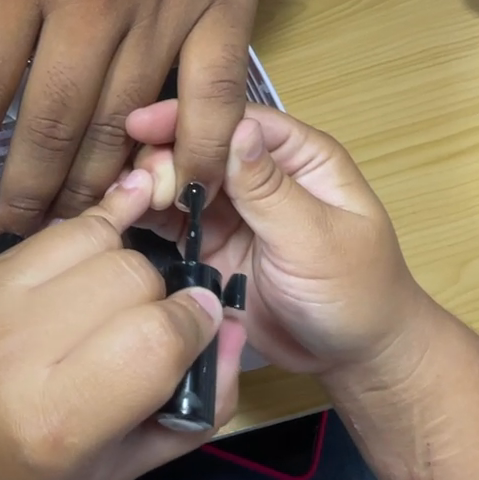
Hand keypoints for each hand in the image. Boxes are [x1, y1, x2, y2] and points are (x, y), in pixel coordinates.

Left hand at [0, 0, 265, 238]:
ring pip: (121, 126)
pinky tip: (167, 200)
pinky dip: (192, 157)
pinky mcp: (230, 9)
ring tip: (62, 233)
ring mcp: (168, 7)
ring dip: (88, 192)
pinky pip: (213, 101)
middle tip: (2, 237)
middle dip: (20, 196)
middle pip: (47, 124)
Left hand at [0, 169, 245, 479]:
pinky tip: (109, 242)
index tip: (199, 326)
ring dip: (125, 259)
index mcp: (56, 419)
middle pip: (128, 276)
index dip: (194, 324)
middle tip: (152, 318)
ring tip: (121, 292)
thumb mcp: (129, 466)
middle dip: (160, 294)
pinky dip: (92, 233)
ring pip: (95, 238)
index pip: (153, 338)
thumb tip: (230, 325)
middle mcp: (16, 352)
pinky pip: (57, 230)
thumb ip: (198, 405)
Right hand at [129, 102, 436, 375]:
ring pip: (178, 177)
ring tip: (130, 200)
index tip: (143, 125)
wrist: (349, 361)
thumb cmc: (355, 294)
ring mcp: (231, 208)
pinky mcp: (207, 242)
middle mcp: (260, 174)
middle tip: (144, 184)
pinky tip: (123, 214)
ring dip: (150, 183)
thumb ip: (270, 189)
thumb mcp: (316, 240)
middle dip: (165, 155)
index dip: (191, 118)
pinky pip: (169, 218)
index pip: (238, 119)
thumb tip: (236, 129)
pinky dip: (145, 213)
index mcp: (300, 157)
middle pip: (200, 145)